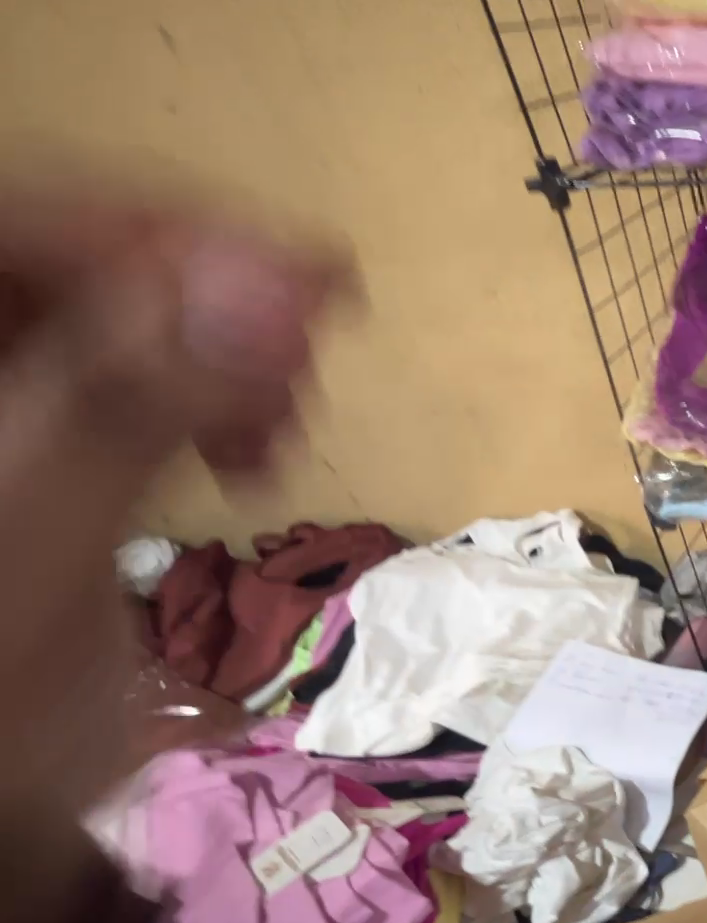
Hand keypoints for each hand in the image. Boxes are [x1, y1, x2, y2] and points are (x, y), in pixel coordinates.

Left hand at [0, 184, 355, 813]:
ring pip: (119, 319)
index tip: (312, 277)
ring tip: (284, 431)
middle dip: (210, 310)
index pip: (3, 224)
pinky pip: (143, 377)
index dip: (159, 230)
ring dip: (230, 360)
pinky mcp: (48, 440)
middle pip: (68, 265)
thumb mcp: (30, 551)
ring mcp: (3, 408)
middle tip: (306, 382)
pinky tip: (253, 444)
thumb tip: (271, 283)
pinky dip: (219, 398)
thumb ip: (124, 405)